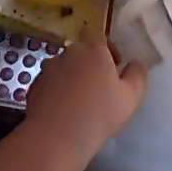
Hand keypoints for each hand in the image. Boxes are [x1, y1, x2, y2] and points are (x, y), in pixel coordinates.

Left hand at [22, 27, 147, 164]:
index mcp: (92, 50)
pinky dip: (57, 91)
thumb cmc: (99, 115)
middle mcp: (67, 53)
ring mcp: (47, 68)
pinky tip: (64, 111)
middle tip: (100, 87)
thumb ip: (137, 75)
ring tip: (80, 101)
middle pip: (80, 51)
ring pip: (64, 67)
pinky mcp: (34, 85)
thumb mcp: (130, 98)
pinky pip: (50, 82)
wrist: (56, 137)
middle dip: (89, 63)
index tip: (113, 66)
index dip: (105, 46)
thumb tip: (136, 63)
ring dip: (72, 77)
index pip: (95, 32)